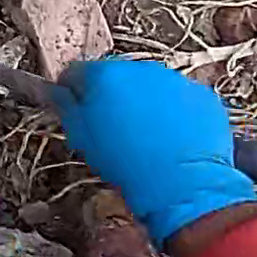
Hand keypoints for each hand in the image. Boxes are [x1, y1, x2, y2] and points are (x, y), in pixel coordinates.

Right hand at [50, 59, 256, 243]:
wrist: (184, 187)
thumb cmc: (129, 166)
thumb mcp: (83, 139)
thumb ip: (65, 107)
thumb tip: (55, 91)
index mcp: (105, 75)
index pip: (77, 72)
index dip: (74, 94)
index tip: (77, 112)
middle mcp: (141, 69)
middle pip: (115, 76)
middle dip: (111, 97)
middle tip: (112, 130)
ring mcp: (174, 80)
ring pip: (149, 85)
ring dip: (143, 103)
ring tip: (144, 138)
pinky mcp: (201, 95)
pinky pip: (180, 97)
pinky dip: (174, 112)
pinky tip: (171, 139)